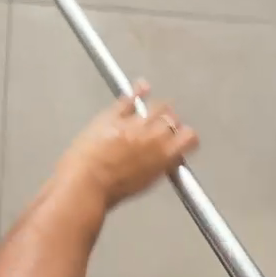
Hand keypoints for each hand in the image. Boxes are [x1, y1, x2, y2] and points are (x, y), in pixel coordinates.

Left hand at [53, 83, 198, 209]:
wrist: (87, 182)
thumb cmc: (113, 190)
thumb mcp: (145, 182)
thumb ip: (159, 165)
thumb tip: (166, 156)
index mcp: (165, 157)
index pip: (189, 137)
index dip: (186, 134)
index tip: (181, 135)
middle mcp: (154, 137)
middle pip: (171, 119)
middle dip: (170, 119)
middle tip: (164, 122)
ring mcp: (134, 123)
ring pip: (155, 106)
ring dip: (157, 106)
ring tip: (156, 106)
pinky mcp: (114, 114)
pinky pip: (130, 98)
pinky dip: (138, 90)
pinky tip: (142, 86)